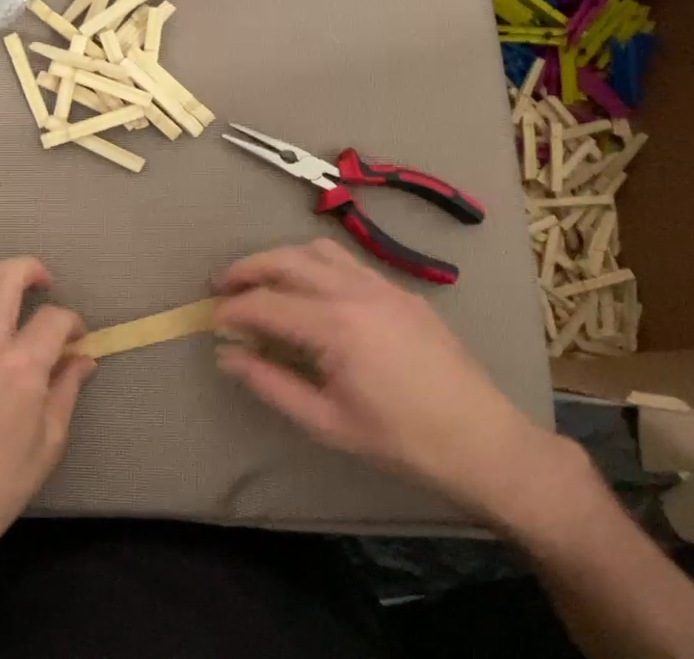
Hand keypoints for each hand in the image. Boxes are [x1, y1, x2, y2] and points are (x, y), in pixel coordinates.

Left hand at [0, 256, 93, 582]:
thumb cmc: (2, 479)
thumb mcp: (50, 438)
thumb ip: (67, 388)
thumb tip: (83, 358)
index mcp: (20, 368)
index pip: (53, 318)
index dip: (71, 322)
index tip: (75, 336)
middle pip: (5, 275)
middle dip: (31, 270)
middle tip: (42, 285)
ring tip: (1, 303)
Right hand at [212, 240, 562, 519]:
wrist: (484, 443)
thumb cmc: (399, 440)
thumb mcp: (324, 422)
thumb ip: (269, 383)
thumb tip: (227, 355)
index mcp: (335, 326)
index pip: (264, 303)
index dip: (230, 311)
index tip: (209, 323)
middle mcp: (355, 292)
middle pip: (284, 261)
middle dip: (245, 270)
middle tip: (220, 287)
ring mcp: (383, 287)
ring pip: (316, 250)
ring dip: (280, 259)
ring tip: (261, 281)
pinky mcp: (402, 293)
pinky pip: (347, 262)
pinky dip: (314, 264)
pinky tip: (310, 291)